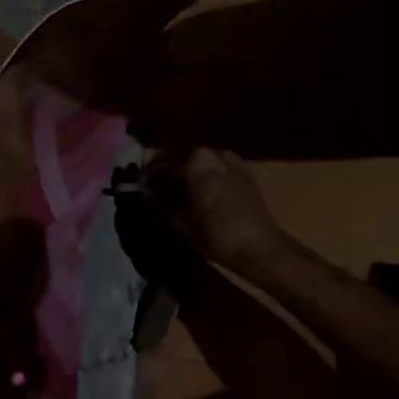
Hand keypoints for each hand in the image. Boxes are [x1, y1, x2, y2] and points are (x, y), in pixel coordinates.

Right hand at [141, 147, 284, 271]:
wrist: (259, 246)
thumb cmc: (216, 235)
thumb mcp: (180, 221)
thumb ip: (160, 201)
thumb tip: (145, 189)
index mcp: (196, 161)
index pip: (161, 161)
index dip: (147, 175)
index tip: (139, 187)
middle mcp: (213, 152)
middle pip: (180, 156)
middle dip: (167, 171)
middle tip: (155, 189)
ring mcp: (230, 159)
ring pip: (198, 160)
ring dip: (185, 172)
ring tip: (176, 192)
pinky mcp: (242, 170)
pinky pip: (214, 166)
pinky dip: (203, 175)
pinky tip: (198, 193)